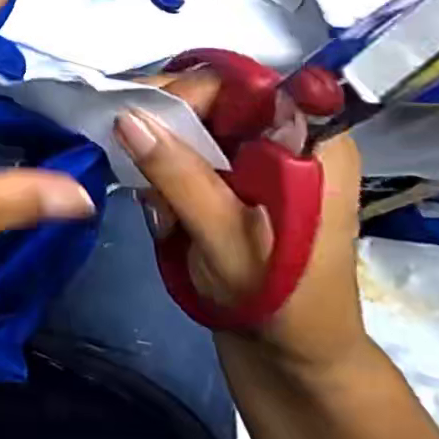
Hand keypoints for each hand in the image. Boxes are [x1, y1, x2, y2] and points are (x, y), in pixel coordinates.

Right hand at [116, 69, 369, 371]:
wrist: (292, 355)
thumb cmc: (278, 302)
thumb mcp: (227, 241)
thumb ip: (181, 177)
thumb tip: (127, 117)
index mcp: (311, 143)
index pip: (245, 83)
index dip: (192, 89)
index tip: (146, 115)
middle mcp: (288, 136)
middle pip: (213, 94)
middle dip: (166, 120)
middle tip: (130, 149)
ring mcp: (260, 153)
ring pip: (193, 117)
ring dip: (159, 145)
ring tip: (148, 188)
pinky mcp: (236, 170)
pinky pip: (188, 142)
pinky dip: (162, 162)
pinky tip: (158, 198)